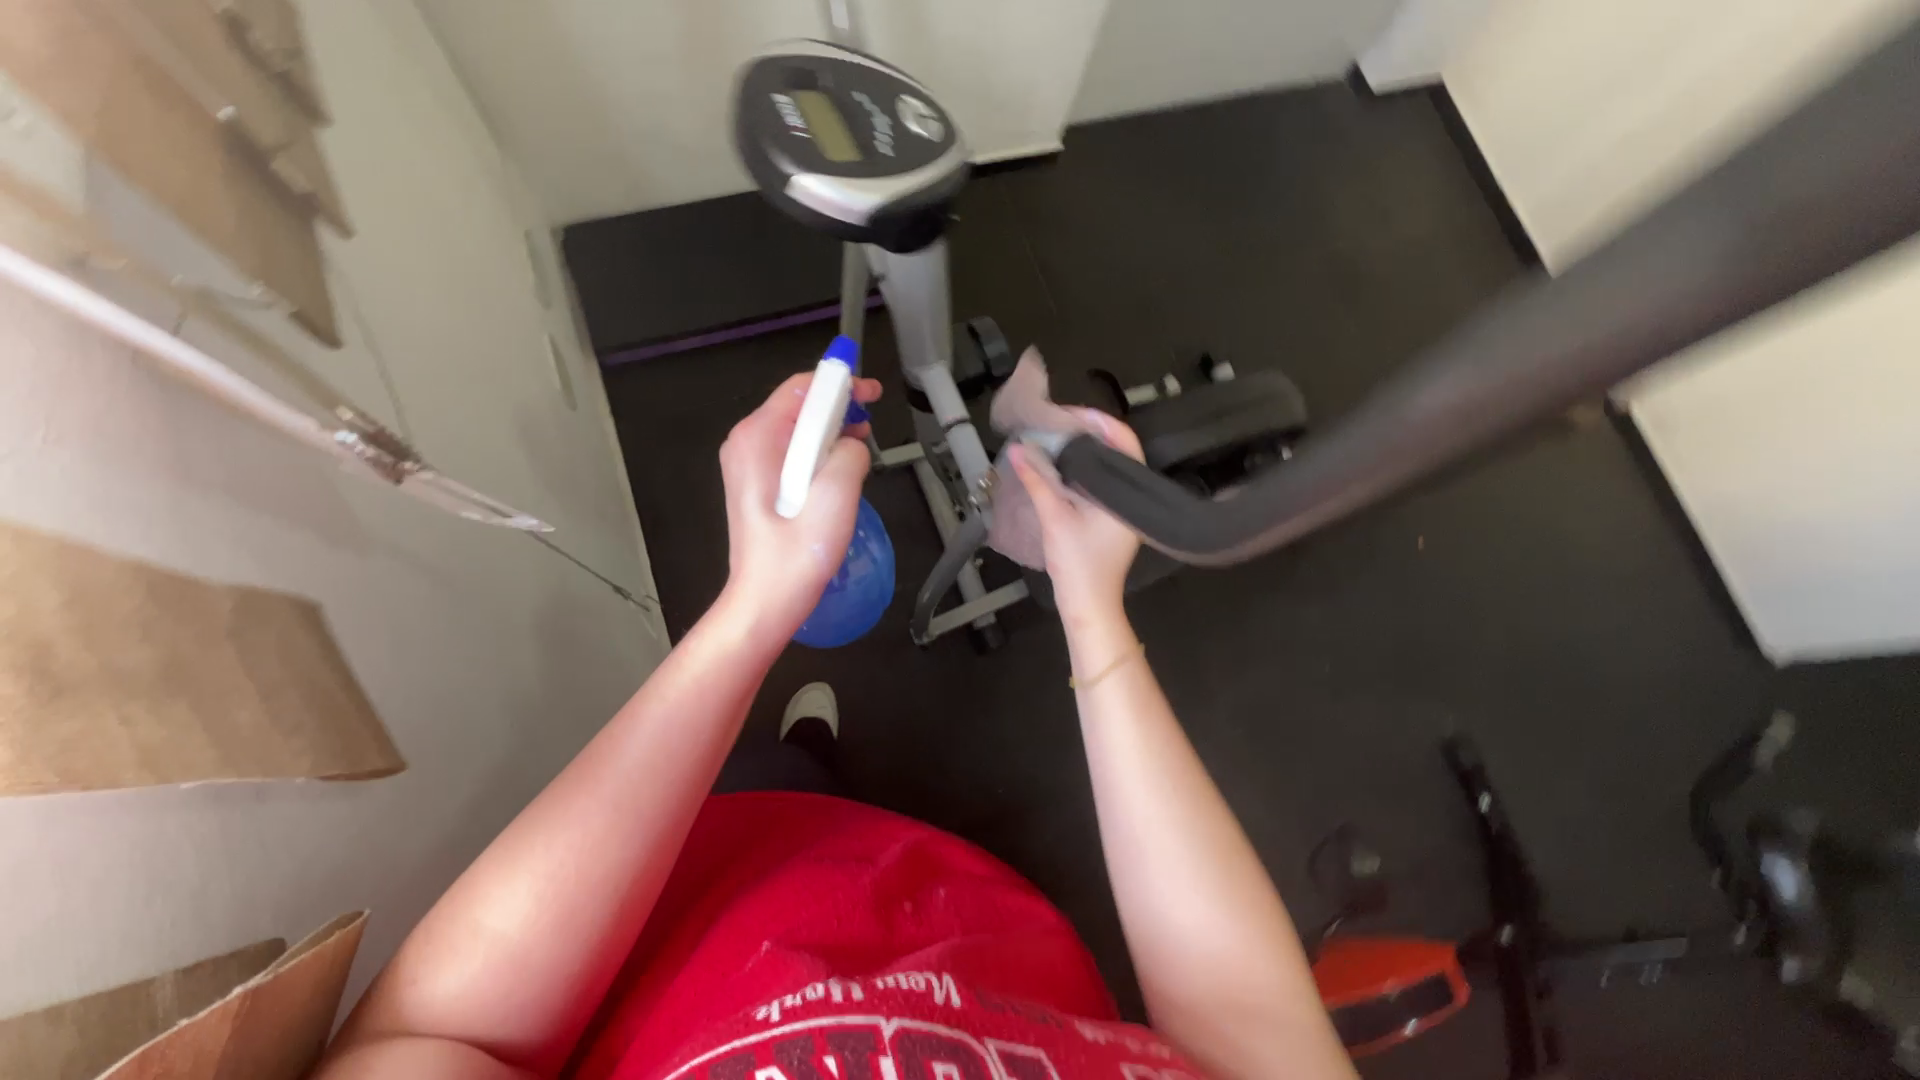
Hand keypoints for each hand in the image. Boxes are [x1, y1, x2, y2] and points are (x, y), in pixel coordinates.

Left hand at [715, 372, 883, 644]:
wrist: (766, 602)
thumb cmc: (796, 556)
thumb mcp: (835, 500)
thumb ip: (849, 456)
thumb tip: (852, 444)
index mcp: (757, 439)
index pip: (800, 389)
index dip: (840, 384)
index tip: (872, 394)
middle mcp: (746, 443)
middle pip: (797, 406)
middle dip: (837, 408)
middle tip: (871, 424)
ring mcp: (748, 464)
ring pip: (797, 430)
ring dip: (831, 433)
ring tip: (860, 448)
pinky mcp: (756, 483)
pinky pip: (792, 453)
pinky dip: (818, 453)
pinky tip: (840, 472)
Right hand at [1008, 409, 1144, 625]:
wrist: (1089, 605)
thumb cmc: (1079, 563)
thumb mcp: (1055, 517)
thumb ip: (1038, 481)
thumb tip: (1018, 450)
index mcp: (1128, 492)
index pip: (1124, 441)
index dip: (1099, 421)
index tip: (1069, 413)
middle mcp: (1131, 497)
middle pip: (1116, 451)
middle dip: (1087, 434)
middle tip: (1056, 423)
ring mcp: (1122, 510)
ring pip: (1107, 468)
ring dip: (1083, 453)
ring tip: (1054, 439)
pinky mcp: (1111, 521)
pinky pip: (1100, 484)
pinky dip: (1082, 472)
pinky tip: (1059, 468)